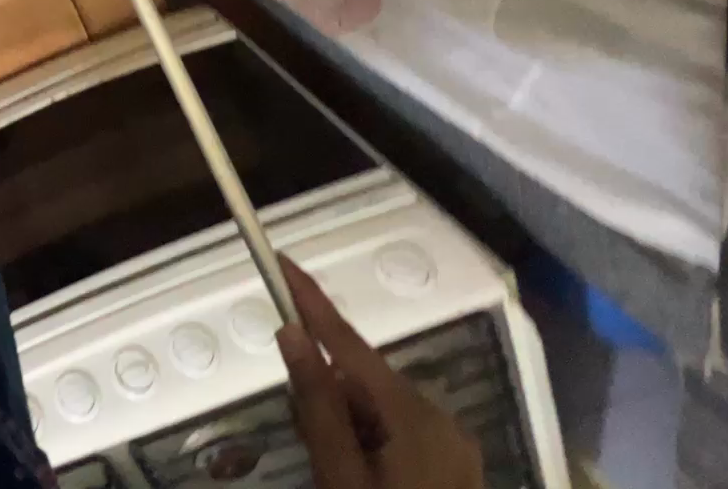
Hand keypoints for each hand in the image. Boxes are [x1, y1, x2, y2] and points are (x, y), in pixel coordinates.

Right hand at [277, 258, 483, 488]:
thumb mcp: (341, 477)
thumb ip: (316, 404)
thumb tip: (290, 332)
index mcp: (413, 417)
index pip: (346, 341)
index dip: (310, 299)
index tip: (279, 259)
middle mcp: (437, 418)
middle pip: (357, 375)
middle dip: (321, 392)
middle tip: (306, 443)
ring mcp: (448, 443)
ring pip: (370, 404)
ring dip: (339, 422)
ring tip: (331, 470)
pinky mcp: (448, 464)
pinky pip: (390, 428)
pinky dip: (360, 438)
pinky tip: (352, 473)